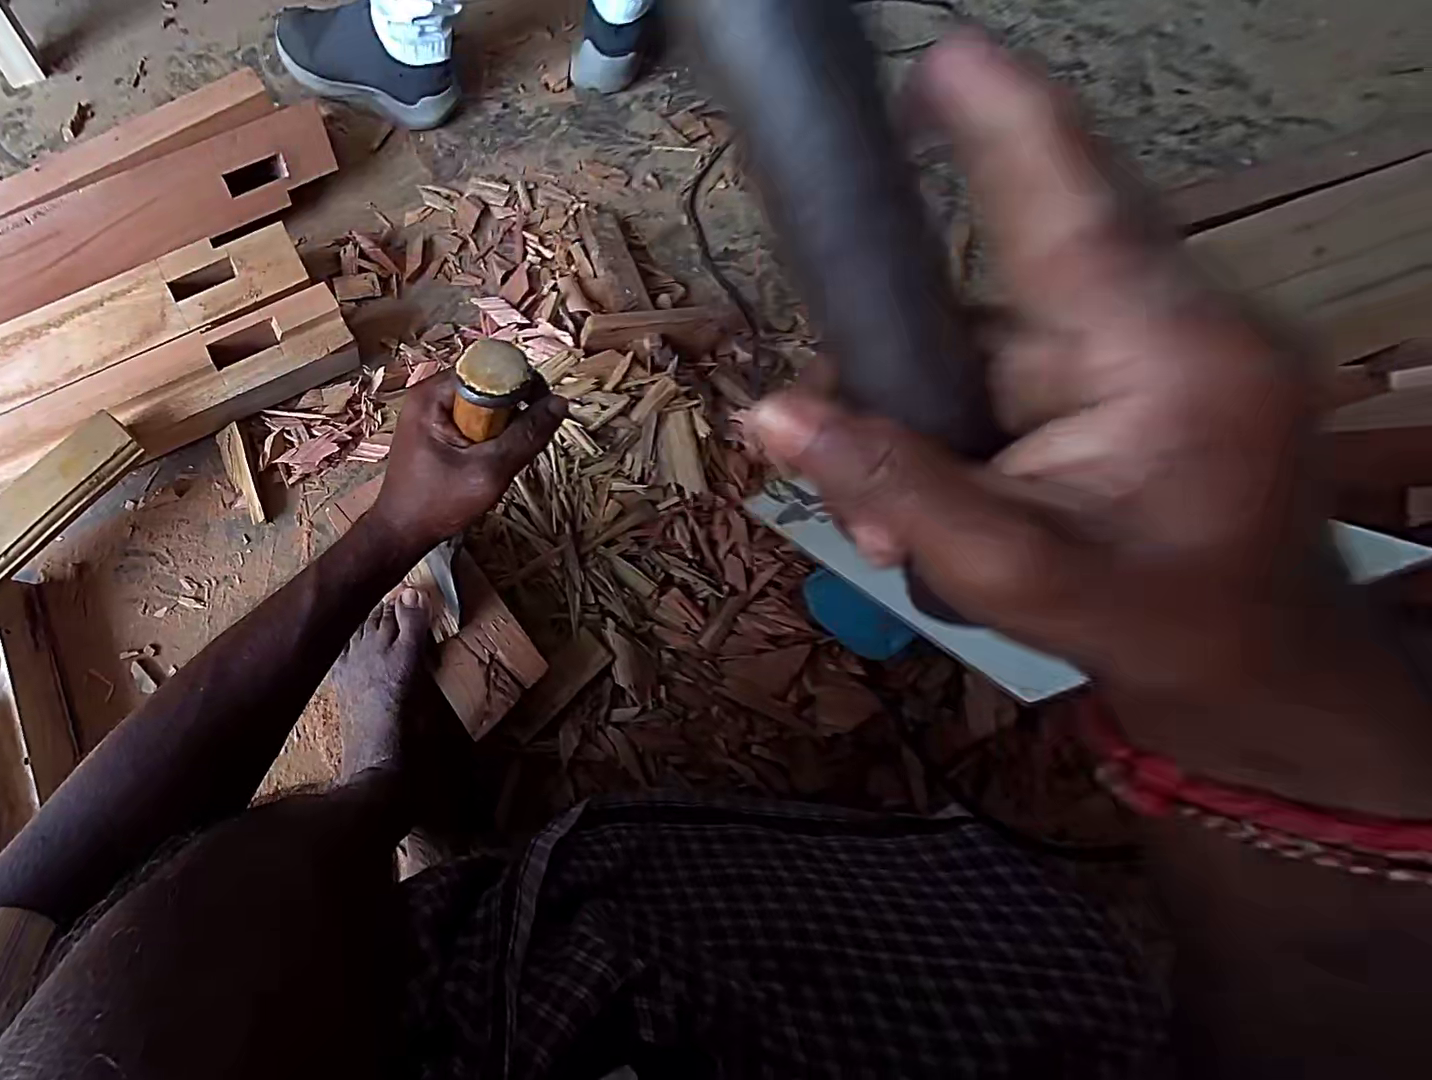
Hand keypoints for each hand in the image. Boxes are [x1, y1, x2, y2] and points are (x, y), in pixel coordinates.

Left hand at [364, 369, 566, 552]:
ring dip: (504, 425)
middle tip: (522, 441)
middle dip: (513, 408)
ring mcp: (430, 411)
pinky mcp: (436, 428)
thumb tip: (560, 403)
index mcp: (431, 394)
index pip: (488, 367)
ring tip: (505, 455)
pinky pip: (474, 418)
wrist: (402, 532)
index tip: (541, 411)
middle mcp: (429, 394)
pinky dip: (490, 436)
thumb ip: (526, 436)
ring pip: (484, 402)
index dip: (520, 383)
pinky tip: (490, 460)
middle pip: (487, 382)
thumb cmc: (438, 504)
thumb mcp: (489, 471)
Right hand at [744, 33, 1431, 813]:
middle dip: (882, 411)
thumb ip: (884, 485)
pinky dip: (918, 453)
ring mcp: (1105, 364)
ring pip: (944, 367)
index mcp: (1160, 357)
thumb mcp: (999, 564)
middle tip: (863, 513)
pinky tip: (917, 517)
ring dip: (894, 449)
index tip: (942, 63)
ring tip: (896, 535)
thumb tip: (766, 413)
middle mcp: (1137, 336)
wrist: (1235, 666)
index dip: (1004, 130)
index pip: (1071, 215)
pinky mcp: (1079, 392)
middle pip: (958, 321)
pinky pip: (960, 396)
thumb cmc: (1144, 618)